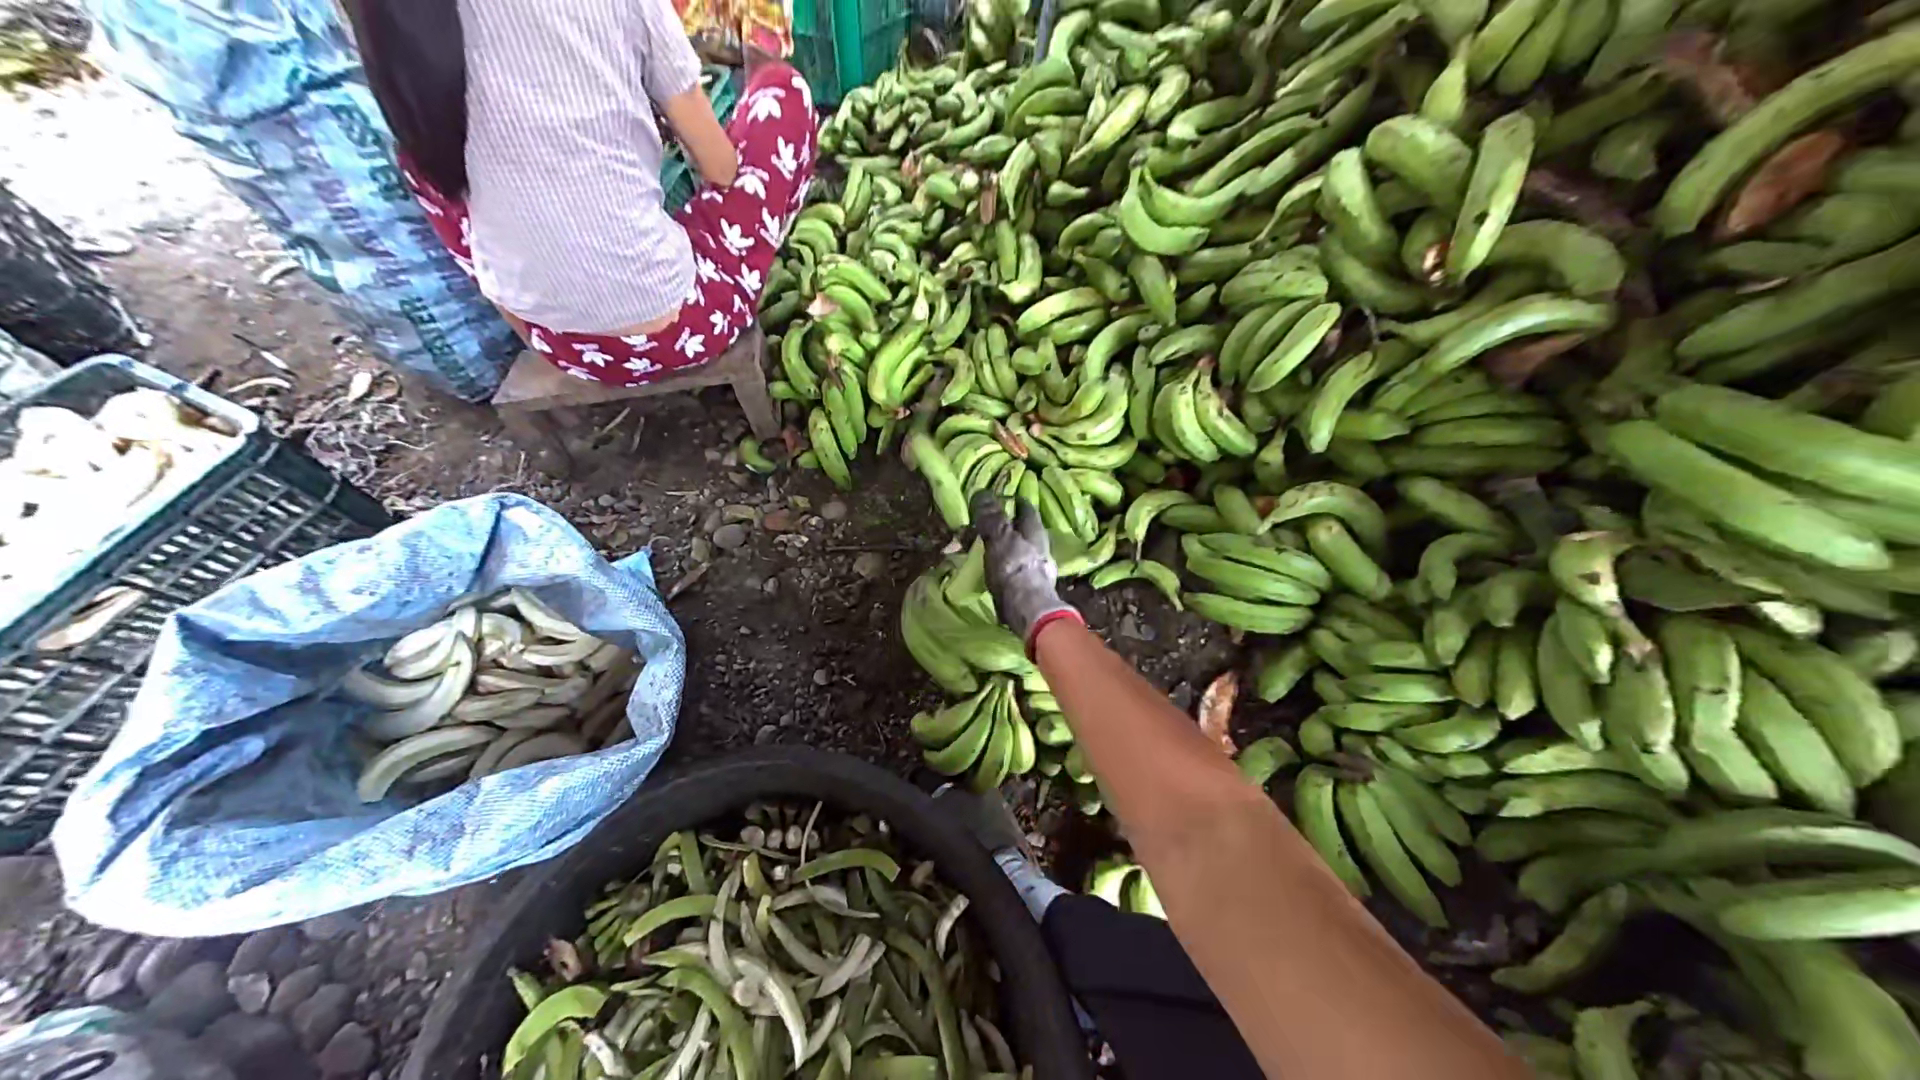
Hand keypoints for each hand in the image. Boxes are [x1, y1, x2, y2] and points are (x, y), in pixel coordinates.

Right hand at [970, 492, 1081, 652]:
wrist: (1028, 611)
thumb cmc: (1015, 570)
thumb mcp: (999, 538)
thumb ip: (991, 517)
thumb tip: (982, 493)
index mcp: (1035, 532)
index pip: (1027, 509)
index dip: (1016, 503)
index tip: (1004, 500)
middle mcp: (1042, 549)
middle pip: (1028, 532)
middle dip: (1014, 528)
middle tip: (995, 525)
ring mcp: (1039, 571)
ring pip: (1024, 552)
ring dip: (1011, 550)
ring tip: (993, 550)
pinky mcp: (1032, 590)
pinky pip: (1018, 573)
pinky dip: (1008, 569)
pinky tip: (998, 574)